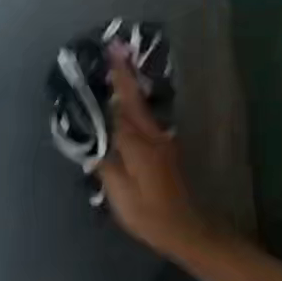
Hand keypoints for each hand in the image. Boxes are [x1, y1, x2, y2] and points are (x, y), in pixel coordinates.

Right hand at [99, 49, 210, 255]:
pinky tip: (126, 103)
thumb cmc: (151, 216)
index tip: (104, 61)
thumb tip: (93, 142)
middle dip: (123, 75)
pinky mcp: (164, 151)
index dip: (111, 87)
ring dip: (130, 87)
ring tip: (118, 69)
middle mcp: (153, 137)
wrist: (188, 230)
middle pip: (134, 101)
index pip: (119, 110)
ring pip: (141, 108)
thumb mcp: (121, 195)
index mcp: (139, 146)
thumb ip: (106, 165)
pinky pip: (144, 120)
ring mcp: (162, 143)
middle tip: (115, 50)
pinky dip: (134, 105)